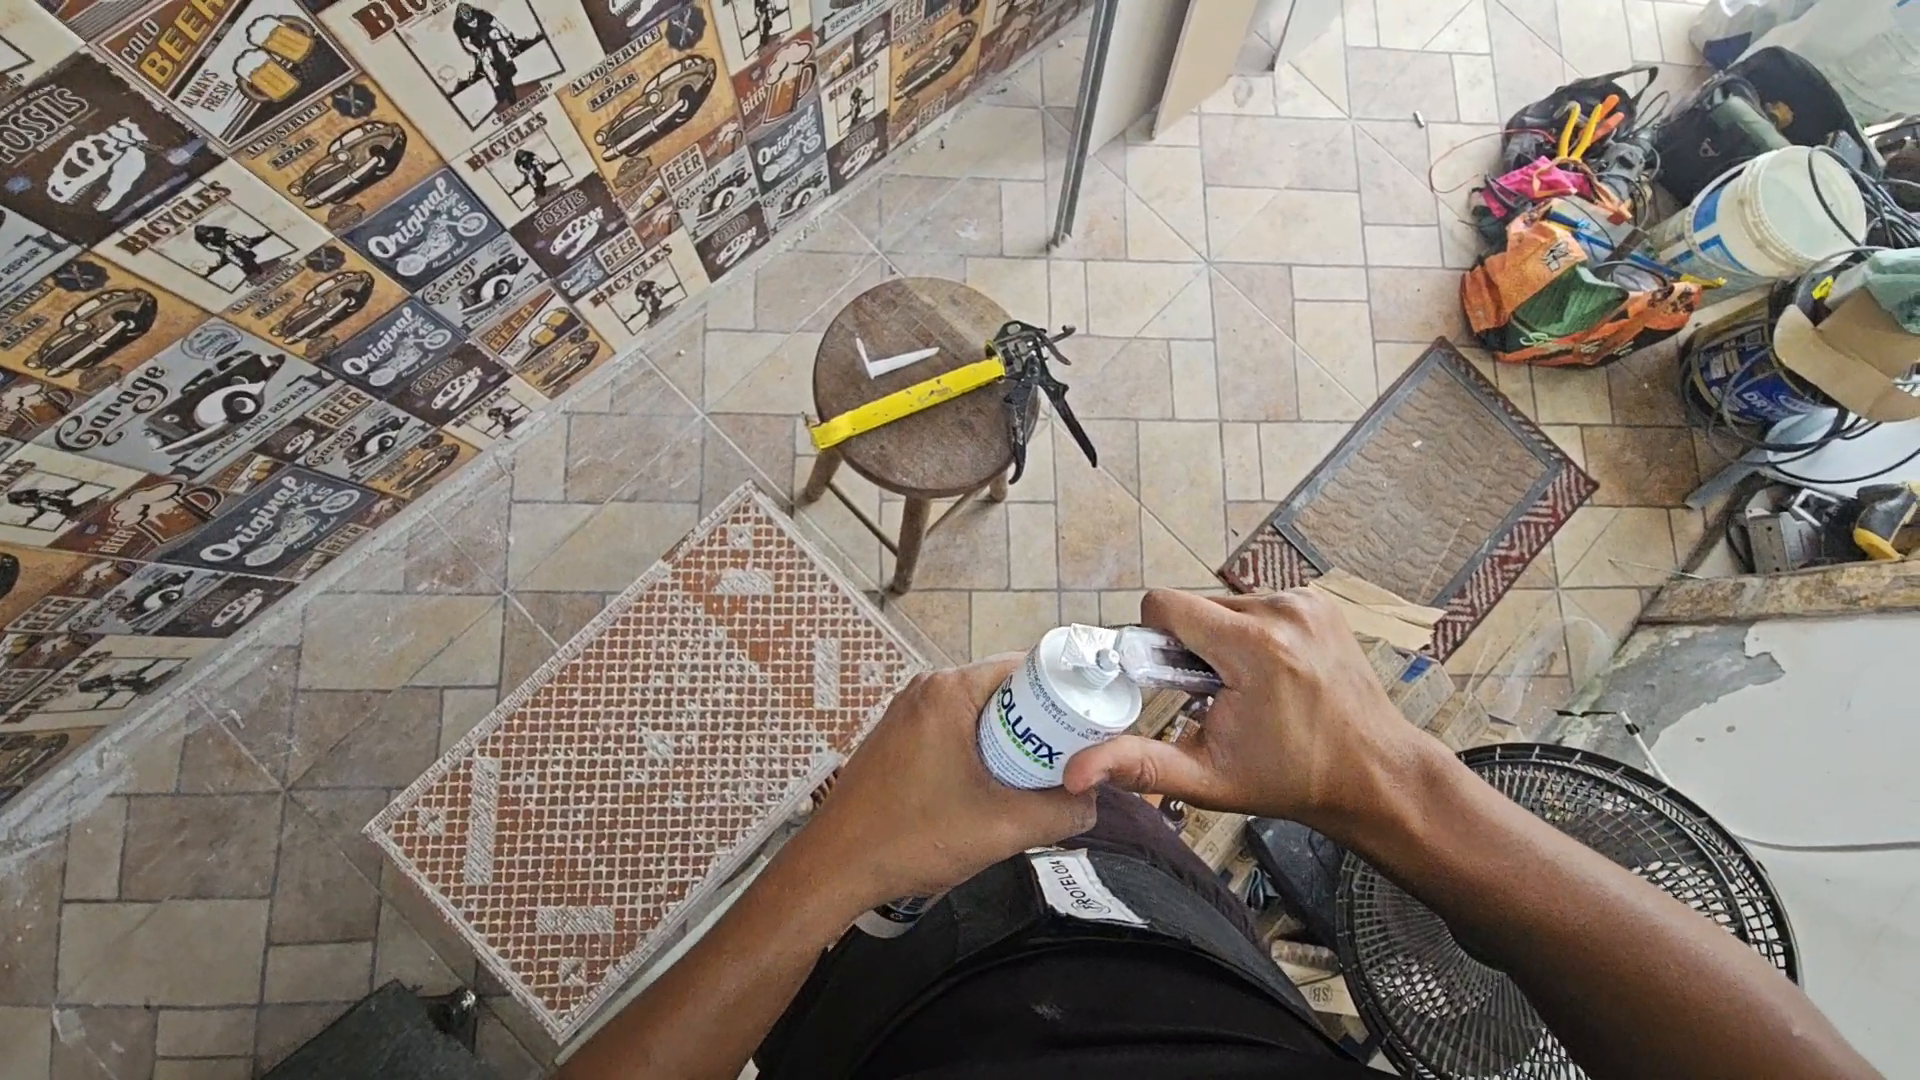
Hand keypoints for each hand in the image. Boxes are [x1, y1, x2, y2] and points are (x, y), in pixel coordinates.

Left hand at [797, 656, 1097, 909]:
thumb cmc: (908, 838)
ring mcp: (909, 711)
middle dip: (1038, 724)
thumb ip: (1061, 814)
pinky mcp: (900, 736)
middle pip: (1004, 689)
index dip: (1062, 695)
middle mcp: (926, 689)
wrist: (835, 867)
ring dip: (1009, 741)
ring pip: (980, 712)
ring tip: (1031, 780)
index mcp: (948, 690)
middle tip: (1065, 761)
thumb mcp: (1002, 828)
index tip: (1083, 729)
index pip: (1025, 668)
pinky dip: (980, 750)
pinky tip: (990, 787)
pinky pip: (955, 728)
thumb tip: (1090, 803)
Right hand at [1062, 589, 1433, 837]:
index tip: (1174, 677)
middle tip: (1213, 692)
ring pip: (1224, 604)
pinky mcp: (1318, 602)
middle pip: (1195, 606)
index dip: (1154, 638)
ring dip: (1220, 639)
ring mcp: (1306, 602)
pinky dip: (1249, 633)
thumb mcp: (1206, 778)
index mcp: (1254, 647)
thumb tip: (1076, 772)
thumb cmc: (1293, 778)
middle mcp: (1283, 611)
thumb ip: (1138, 765)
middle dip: (1191, 645)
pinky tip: (1269, 671)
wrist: (1374, 774)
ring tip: (1244, 685)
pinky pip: (1256, 605)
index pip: (1165, 604)